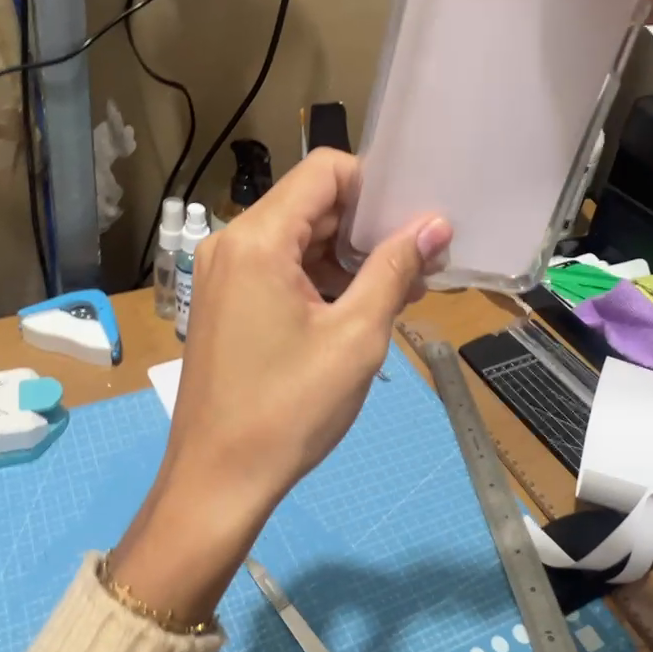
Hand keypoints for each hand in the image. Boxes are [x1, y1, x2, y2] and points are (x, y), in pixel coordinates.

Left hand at [110, 150, 451, 622]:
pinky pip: (280, 268)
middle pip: (311, 203)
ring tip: (401, 291)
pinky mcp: (226, 301)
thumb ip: (394, 269)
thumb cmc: (289, 409)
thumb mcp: (355, 337)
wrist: (216, 480)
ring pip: (298, 238)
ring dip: (348, 258)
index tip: (413, 221)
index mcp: (258, 238)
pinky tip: (361, 308)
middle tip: (420, 260)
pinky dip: (320, 279)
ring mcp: (223, 272)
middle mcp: (232, 242)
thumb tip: (435, 224)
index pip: (325, 171)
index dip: (375, 186)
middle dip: (367, 227)